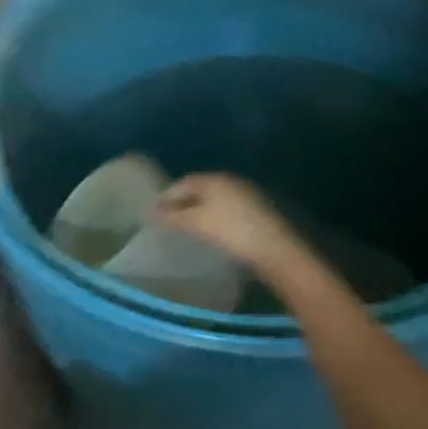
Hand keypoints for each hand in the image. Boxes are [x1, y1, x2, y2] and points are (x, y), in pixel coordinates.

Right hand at [154, 172, 304, 269]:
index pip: (183, 182)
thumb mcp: (195, 223)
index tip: (157, 213)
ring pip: (215, 200)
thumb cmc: (230, 231)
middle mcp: (231, 181)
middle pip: (200, 189)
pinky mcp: (257, 211)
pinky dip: (215, 218)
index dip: (168, 196)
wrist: (276, 249)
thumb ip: (172, 215)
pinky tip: (213, 233)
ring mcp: (247, 195)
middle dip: (183, 203)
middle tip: (171, 221)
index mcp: (214, 179)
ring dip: (200, 211)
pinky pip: (227, 210)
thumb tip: (151, 211)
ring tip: (189, 229)